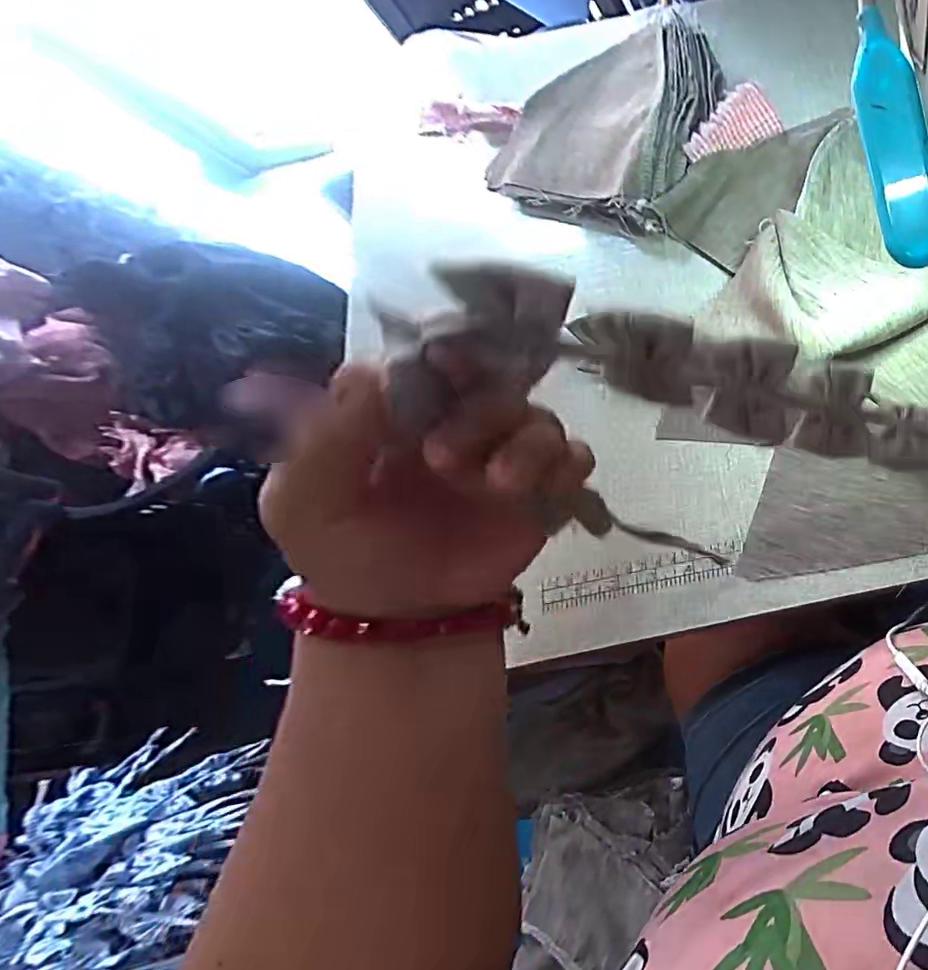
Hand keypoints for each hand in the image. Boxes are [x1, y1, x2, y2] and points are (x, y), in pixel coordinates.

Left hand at [260, 363, 593, 619]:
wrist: (403, 612)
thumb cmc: (344, 551)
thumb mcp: (307, 500)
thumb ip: (329, 439)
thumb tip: (370, 373)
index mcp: (407, 415)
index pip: (439, 367)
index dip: (452, 358)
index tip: (451, 362)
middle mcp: (466, 427)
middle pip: (501, 391)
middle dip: (484, 416)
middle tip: (445, 460)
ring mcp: (511, 458)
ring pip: (546, 424)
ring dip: (531, 447)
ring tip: (502, 485)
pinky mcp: (547, 491)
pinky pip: (578, 461)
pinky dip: (570, 468)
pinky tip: (543, 492)